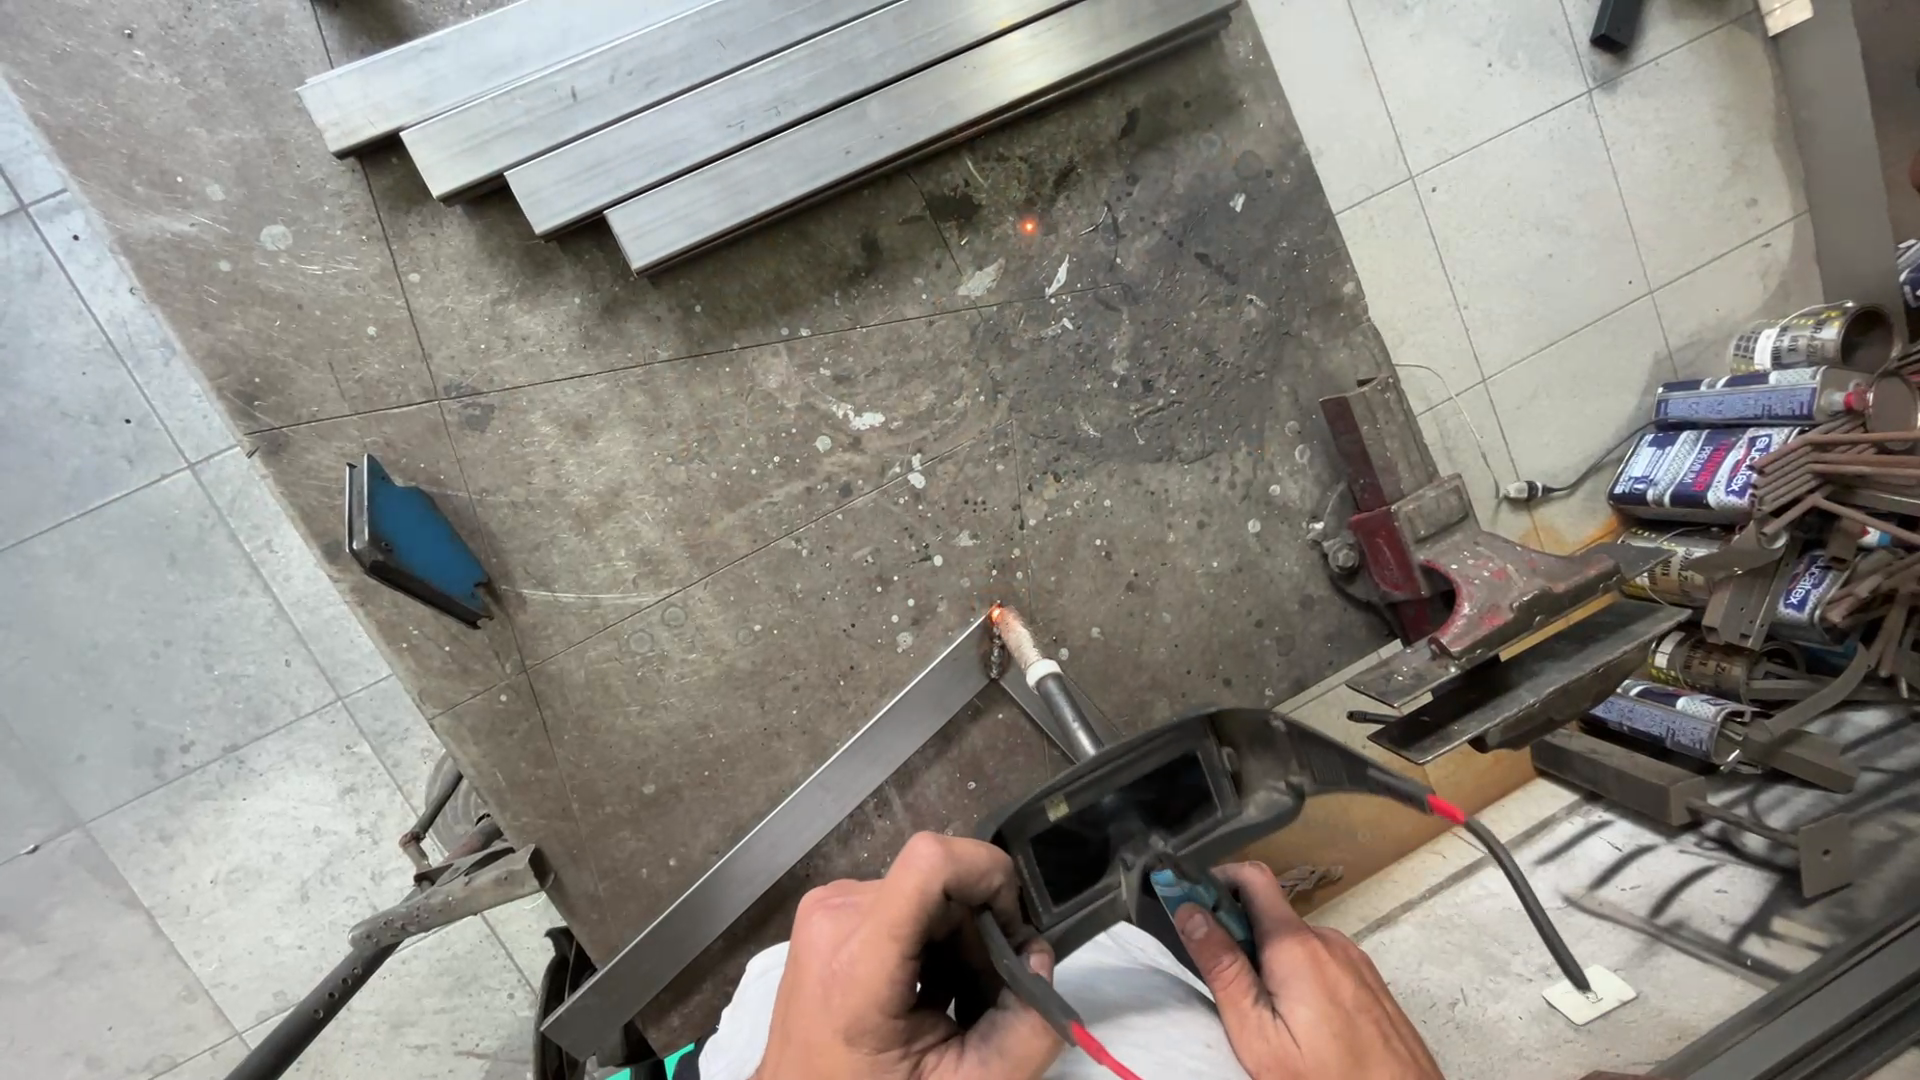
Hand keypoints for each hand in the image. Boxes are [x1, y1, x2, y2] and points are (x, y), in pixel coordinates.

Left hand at [752, 832, 1062, 1079]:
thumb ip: (1023, 1030)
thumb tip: (1040, 956)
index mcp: (858, 961)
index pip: (931, 860)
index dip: (988, 874)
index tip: (1012, 933)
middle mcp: (837, 913)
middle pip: (941, 882)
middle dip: (981, 929)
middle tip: (985, 996)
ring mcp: (829, 904)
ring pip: (928, 889)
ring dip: (959, 936)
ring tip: (953, 1001)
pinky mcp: (830, 906)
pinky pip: (904, 897)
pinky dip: (931, 935)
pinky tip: (927, 987)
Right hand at [1176, 862, 1443, 1079]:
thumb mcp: (1258, 1035)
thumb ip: (1222, 968)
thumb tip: (1188, 910)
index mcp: (1296, 943)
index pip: (1251, 875)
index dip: (1216, 880)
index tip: (1191, 906)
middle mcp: (1327, 939)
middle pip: (1269, 914)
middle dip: (1240, 936)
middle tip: (1228, 987)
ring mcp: (1355, 961)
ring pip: (1295, 942)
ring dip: (1271, 961)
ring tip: (1269, 1017)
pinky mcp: (1371, 985)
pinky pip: (1322, 962)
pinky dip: (1300, 977)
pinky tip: (1304, 1025)